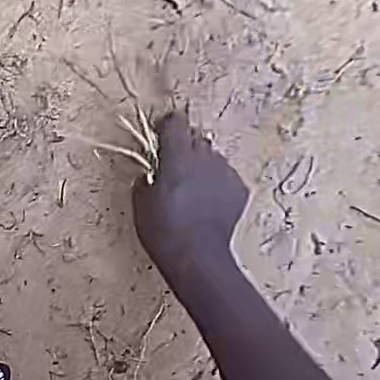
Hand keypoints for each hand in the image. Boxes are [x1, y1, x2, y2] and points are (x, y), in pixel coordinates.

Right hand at [132, 109, 248, 272]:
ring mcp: (225, 173)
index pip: (175, 122)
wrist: (196, 256)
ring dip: (199, 167)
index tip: (158, 133)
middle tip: (170, 168)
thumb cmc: (163, 230)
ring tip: (187, 192)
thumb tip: (149, 176)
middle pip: (195, 138)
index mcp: (177, 156)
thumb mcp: (140, 204)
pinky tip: (203, 205)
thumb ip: (145, 181)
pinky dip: (214, 185)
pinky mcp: (239, 190)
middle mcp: (205, 158)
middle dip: (183, 148)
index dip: (165, 125)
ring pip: (211, 159)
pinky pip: (224, 178)